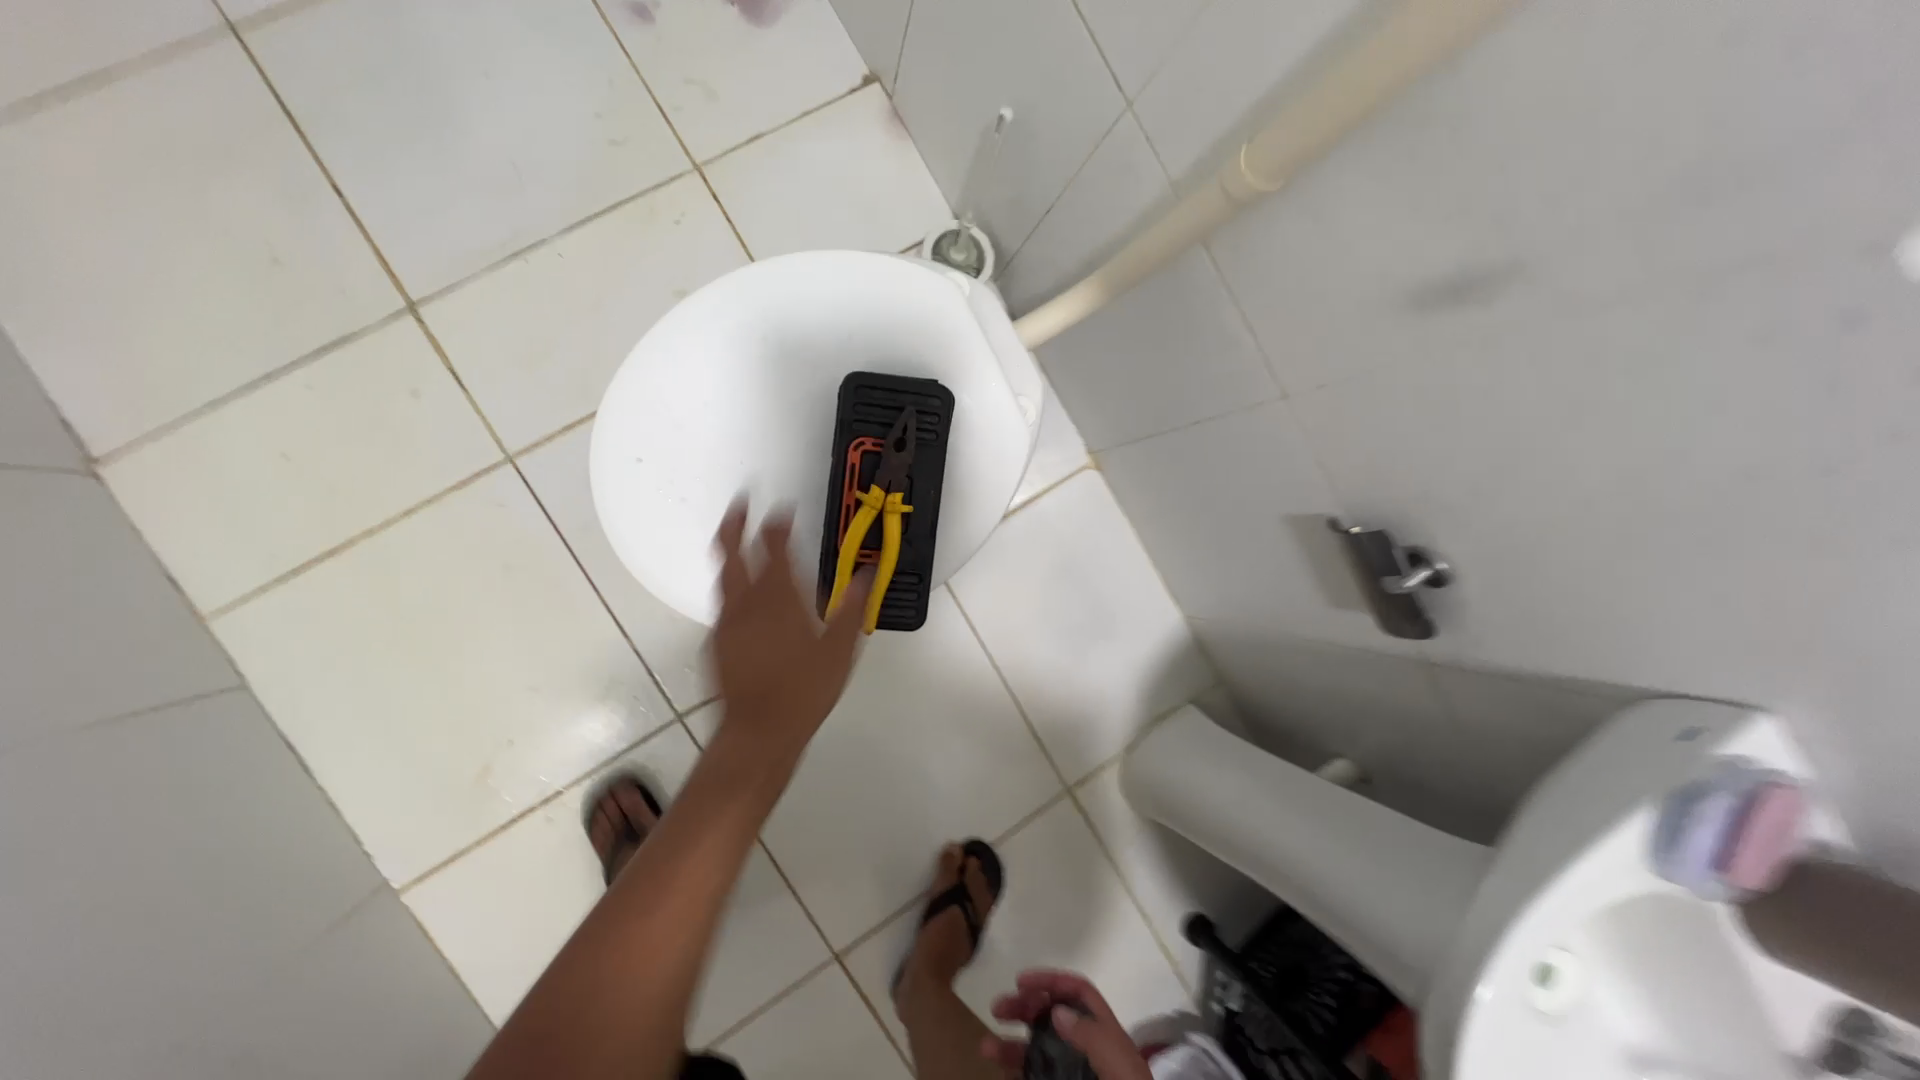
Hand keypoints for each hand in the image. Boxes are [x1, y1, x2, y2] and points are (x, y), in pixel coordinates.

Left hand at [709, 498, 870, 753]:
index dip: (777, 523)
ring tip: (738, 543)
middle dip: (734, 522)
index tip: (784, 510)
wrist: (759, 731)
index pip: (774, 547)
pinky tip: (742, 601)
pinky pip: (722, 606)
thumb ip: (851, 607)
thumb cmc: (804, 691)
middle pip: (731, 551)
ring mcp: (726, 623)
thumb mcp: (841, 649)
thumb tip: (866, 575)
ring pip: (722, 577)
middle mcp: (747, 603)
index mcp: (780, 598)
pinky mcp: (715, 643)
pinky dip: (731, 591)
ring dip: (729, 554)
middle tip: (741, 503)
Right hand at [981, 970, 1152, 1079]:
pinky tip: (999, 1073)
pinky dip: (1013, 1074)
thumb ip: (1093, 1037)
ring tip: (986, 1047)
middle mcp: (1087, 1053)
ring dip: (1009, 1046)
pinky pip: (1031, 1078)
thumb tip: (1057, 1011)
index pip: (1079, 994)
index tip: (1020, 981)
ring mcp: (1071, 1077)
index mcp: (1106, 1038)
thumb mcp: (1121, 1067)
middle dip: (1024, 1008)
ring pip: (1036, 1052)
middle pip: (1052, 1018)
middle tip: (997, 1009)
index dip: (1051, 981)